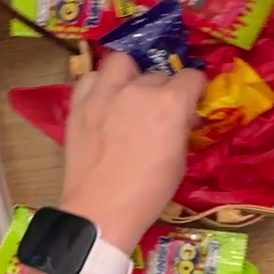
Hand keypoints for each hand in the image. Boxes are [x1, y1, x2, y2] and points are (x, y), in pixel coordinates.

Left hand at [57, 52, 205, 247]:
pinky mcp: (78, 104)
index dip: (194, 91)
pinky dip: (98, 85)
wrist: (101, 211)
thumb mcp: (179, 161)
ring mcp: (104, 93)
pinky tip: (102, 102)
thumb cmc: (148, 193)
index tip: (190, 103)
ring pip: (121, 62)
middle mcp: (138, 89)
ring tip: (127, 95)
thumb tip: (181, 116)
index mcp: (170, 103)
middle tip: (156, 113)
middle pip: (157, 74)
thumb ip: (181, 128)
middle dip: (162, 90)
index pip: (192, 77)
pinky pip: (90, 78)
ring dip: (129, 74)